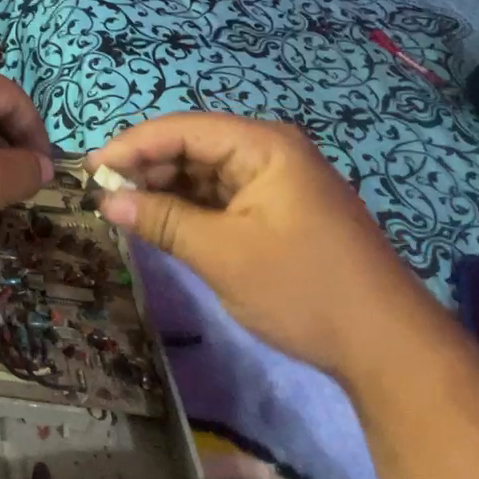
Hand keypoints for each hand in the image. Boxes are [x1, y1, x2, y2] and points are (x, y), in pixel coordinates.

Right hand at [93, 113, 446, 379]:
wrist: (390, 349)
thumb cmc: (303, 289)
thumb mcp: (221, 254)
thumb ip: (160, 220)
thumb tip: (105, 201)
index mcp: (263, 146)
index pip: (181, 129)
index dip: (131, 146)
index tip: (89, 171)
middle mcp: (270, 152)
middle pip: (191, 146)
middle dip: (146, 168)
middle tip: (103, 196)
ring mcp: (277, 181)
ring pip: (203, 172)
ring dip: (164, 189)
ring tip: (124, 210)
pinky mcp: (279, 210)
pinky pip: (221, 196)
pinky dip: (189, 207)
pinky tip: (162, 222)